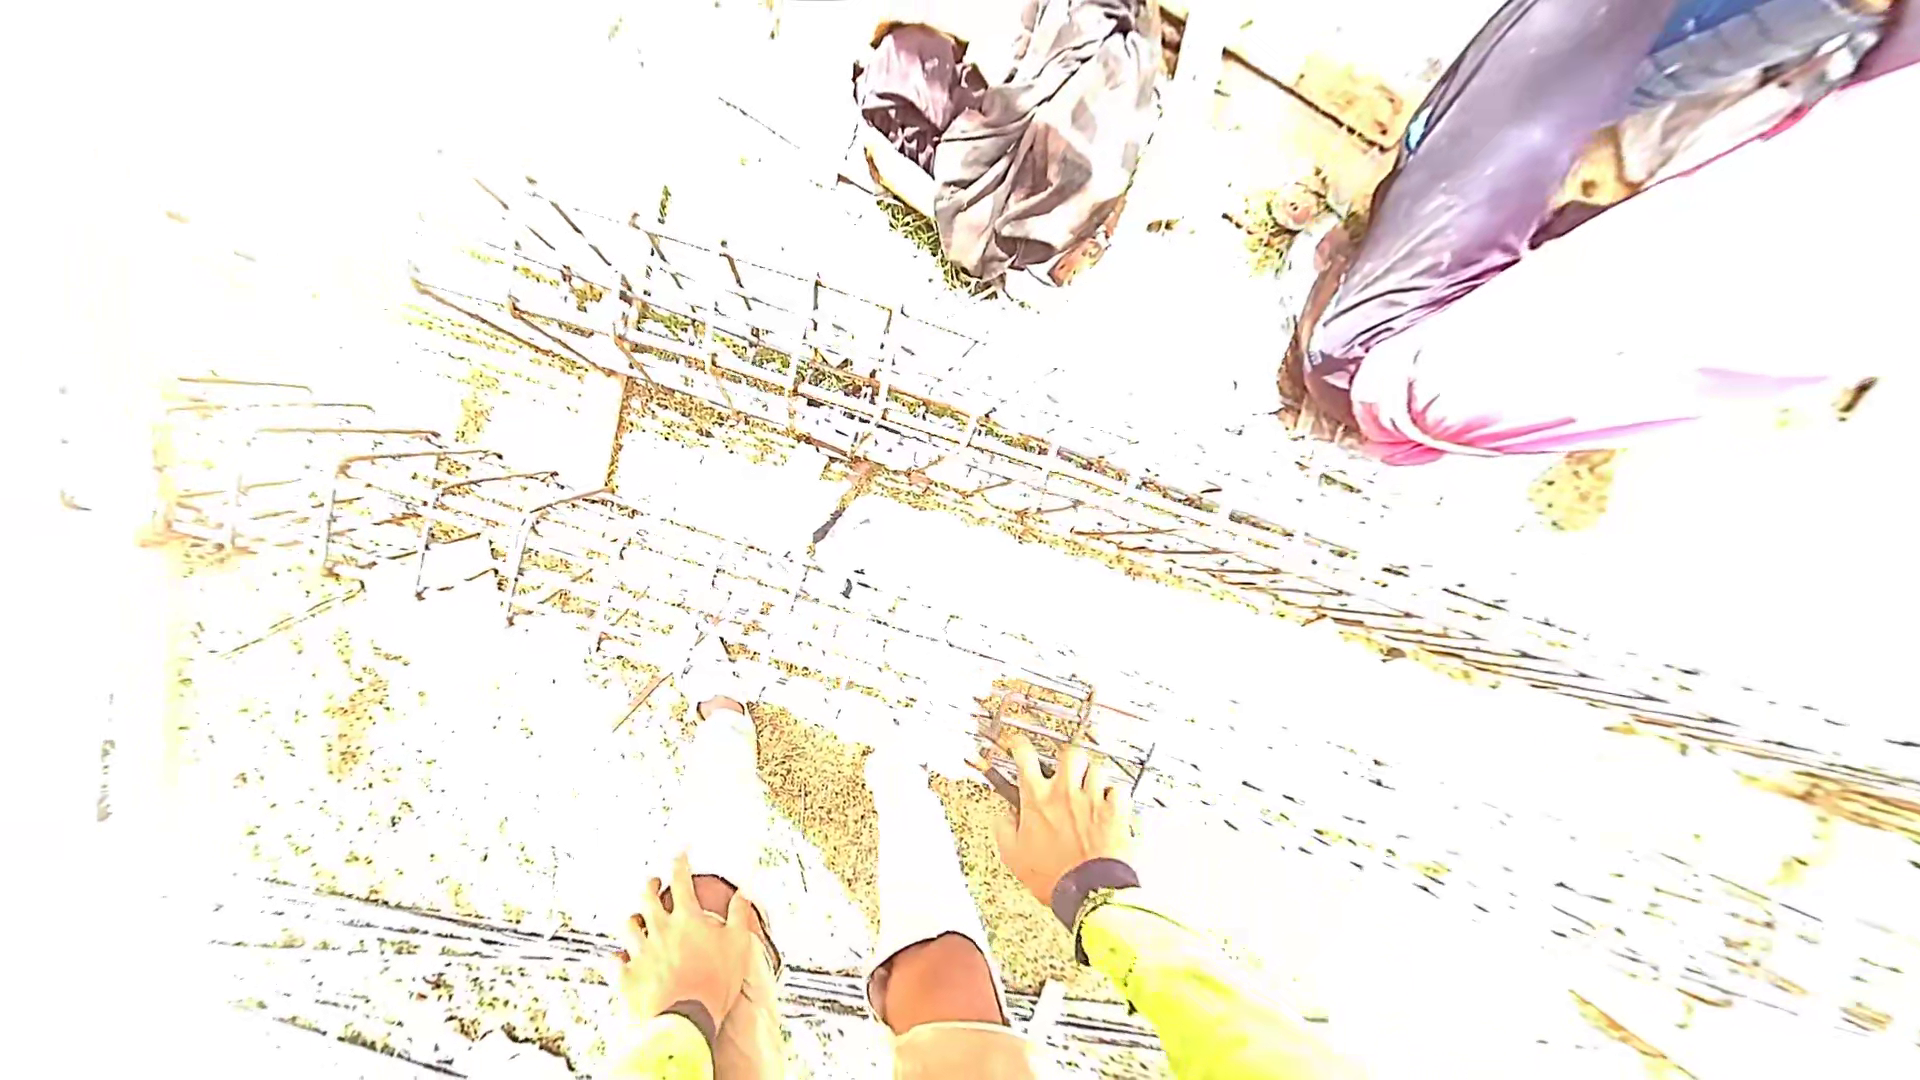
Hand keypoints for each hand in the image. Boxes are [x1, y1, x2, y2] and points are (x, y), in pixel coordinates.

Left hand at [610, 853, 759, 1027]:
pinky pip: (613, 961)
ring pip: (628, 925)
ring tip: (636, 916)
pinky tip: (617, 955)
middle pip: (648, 897)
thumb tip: (743, 891)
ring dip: (633, 918)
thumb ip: (739, 914)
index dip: (680, 862)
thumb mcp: (737, 943)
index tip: (680, 853)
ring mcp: (641, 953)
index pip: (681, 880)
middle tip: (654, 881)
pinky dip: (615, 956)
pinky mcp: (626, 978)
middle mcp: (661, 929)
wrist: (685, 1021)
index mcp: (687, 918)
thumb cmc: (714, 982)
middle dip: (651, 884)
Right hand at [993, 736, 1132, 906]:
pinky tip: (1111, 804)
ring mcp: (1091, 799)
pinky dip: (1116, 795)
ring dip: (1093, 778)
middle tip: (1068, 771)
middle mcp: (1064, 792)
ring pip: (1096, 768)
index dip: (1020, 744)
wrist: (1088, 894)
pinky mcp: (1114, 811)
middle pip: (1069, 753)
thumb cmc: (1053, 878)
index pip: (1024, 756)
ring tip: (1091, 790)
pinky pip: (1119, 790)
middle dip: (1069, 759)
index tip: (1020, 744)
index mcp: (1037, 798)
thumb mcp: (1014, 856)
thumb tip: (1003, 817)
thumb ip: (1004, 830)